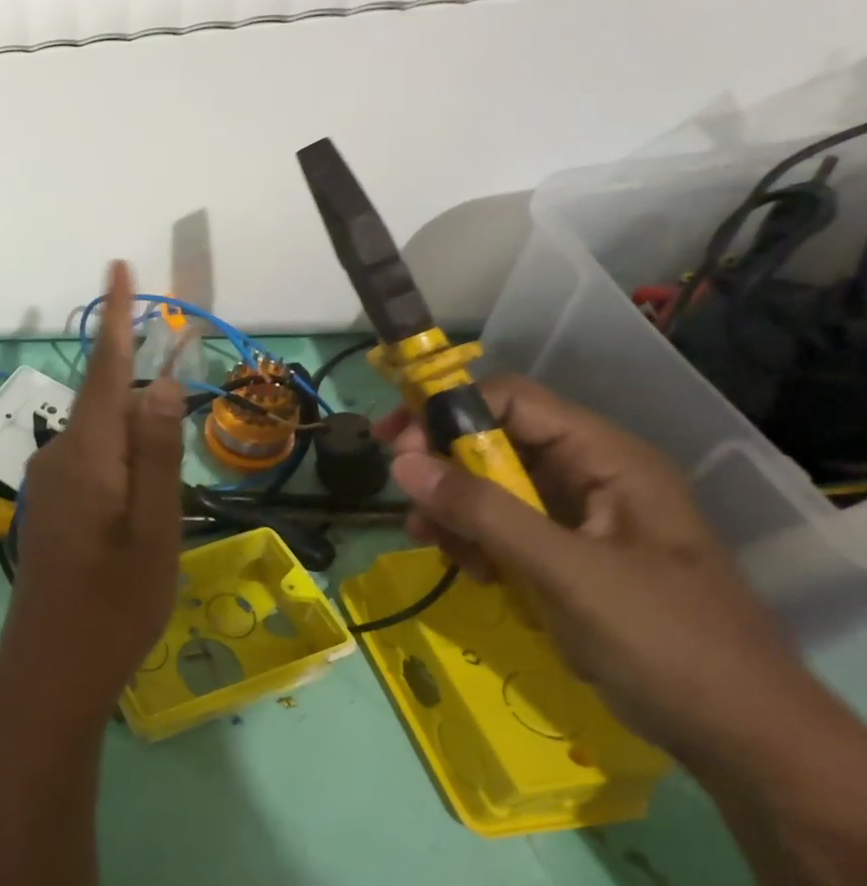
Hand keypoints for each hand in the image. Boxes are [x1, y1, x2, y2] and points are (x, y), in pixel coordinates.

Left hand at [0, 261, 186, 725]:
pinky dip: (121, 463)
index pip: (105, 368)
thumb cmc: (114, 600)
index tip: (118, 266)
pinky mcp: (48, 505)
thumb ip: (158, 452)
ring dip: (136, 440)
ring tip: (164, 495)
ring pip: (102, 436)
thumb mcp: (155, 528)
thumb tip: (161, 380)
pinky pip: (90, 462)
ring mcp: (48, 481)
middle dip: (145, 397)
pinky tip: (139, 509)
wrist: (52, 663)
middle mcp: (58, 454)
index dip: (116, 316)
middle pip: (108, 403)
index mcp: (87, 452)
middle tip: (181, 432)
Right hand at [376, 374, 844, 762]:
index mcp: (607, 460)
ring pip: (489, 487)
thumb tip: (401, 463)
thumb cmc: (662, 639)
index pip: (511, 401)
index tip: (395, 448)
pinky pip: (500, 528)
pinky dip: (472, 542)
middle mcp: (591, 476)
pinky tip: (471, 573)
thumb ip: (484, 512)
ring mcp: (578, 518)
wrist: (737, 731)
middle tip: (413, 511)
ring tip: (438, 549)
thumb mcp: (565, 571)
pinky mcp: (565, 556)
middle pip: (492, 441)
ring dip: (452, 512)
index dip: (446, 412)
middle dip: (442, 470)